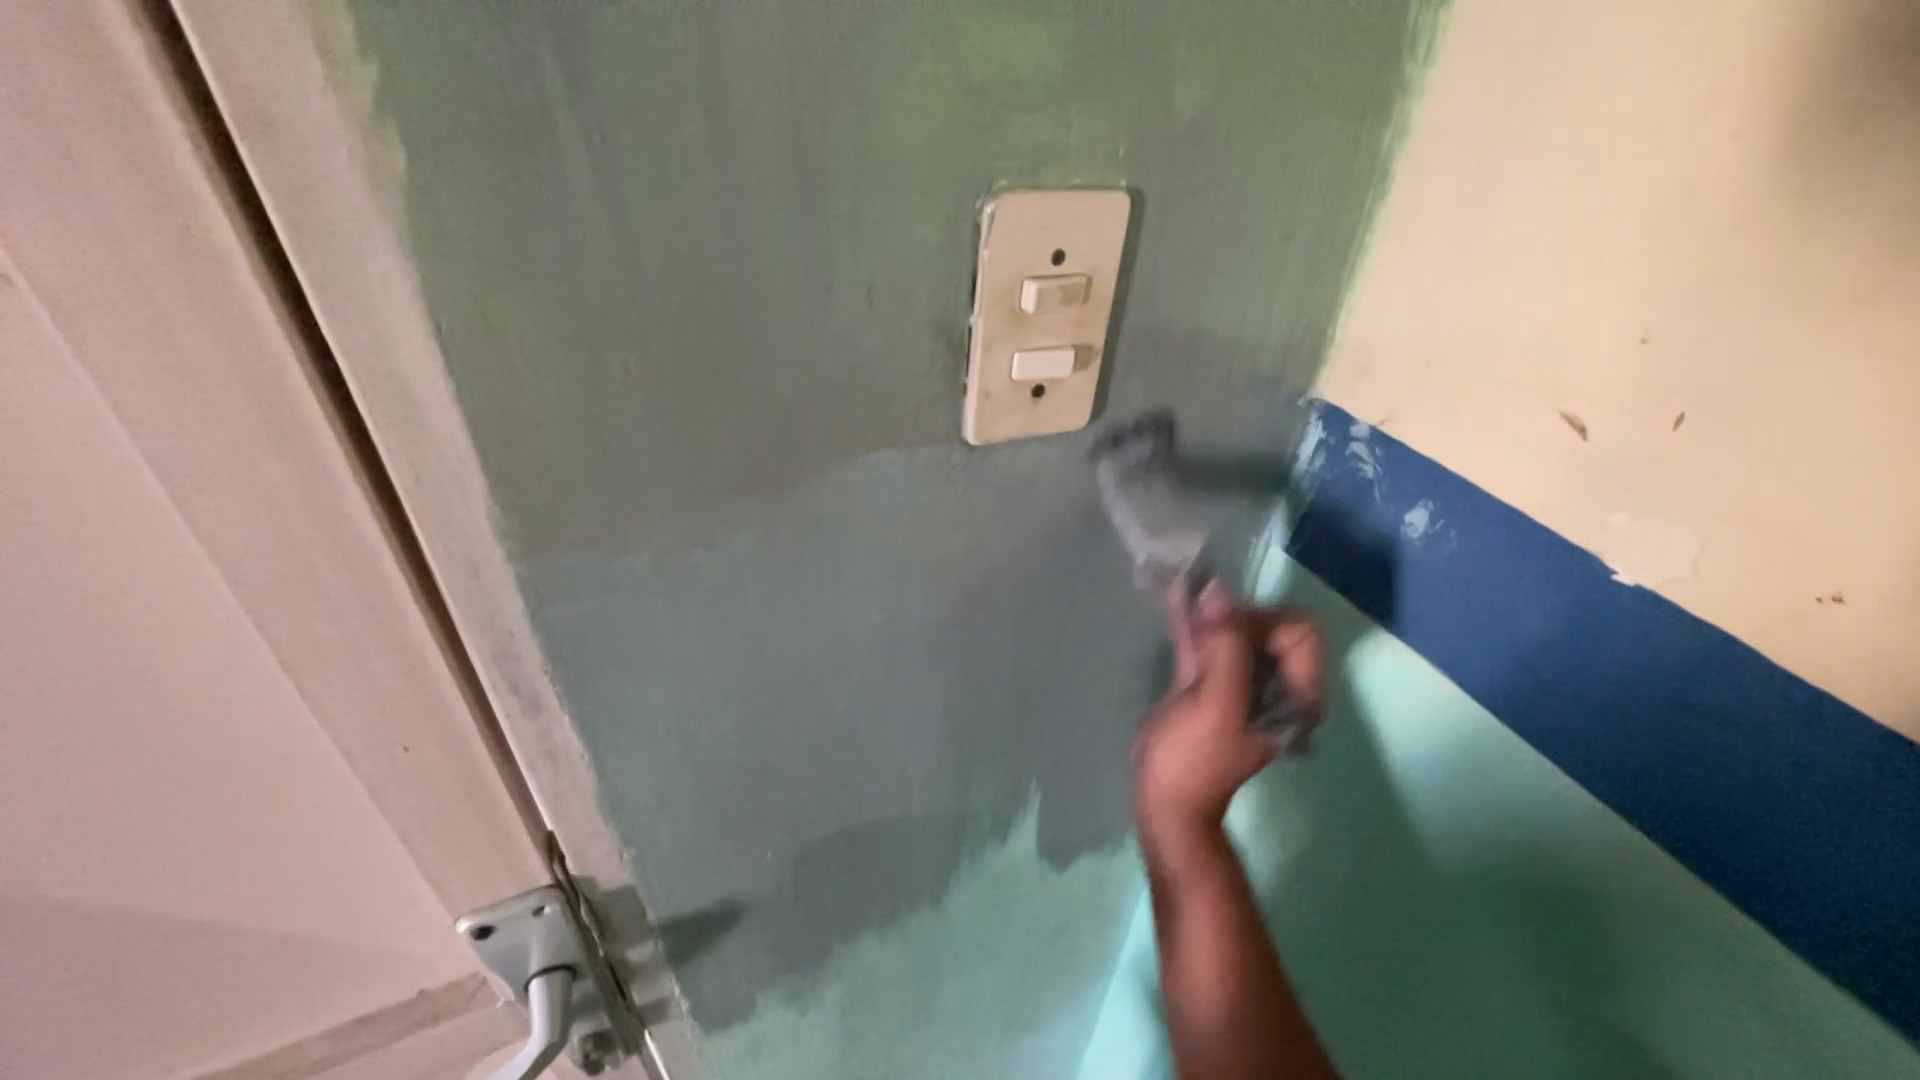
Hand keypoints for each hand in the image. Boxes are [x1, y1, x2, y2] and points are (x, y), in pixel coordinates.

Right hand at [1132, 582, 1325, 839]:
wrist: (1164, 800)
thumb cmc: (1195, 760)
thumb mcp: (1216, 705)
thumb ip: (1225, 648)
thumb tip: (1218, 591)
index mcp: (1295, 694)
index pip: (1298, 632)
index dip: (1263, 621)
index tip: (1224, 630)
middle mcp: (1273, 683)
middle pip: (1264, 626)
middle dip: (1233, 610)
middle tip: (1199, 615)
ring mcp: (1238, 682)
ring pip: (1230, 631)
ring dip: (1210, 608)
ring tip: (1185, 580)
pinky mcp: (1206, 682)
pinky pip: (1204, 642)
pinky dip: (1191, 620)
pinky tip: (1174, 593)